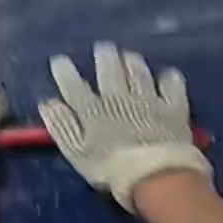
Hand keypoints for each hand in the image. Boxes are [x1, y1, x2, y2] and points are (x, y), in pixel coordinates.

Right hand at [40, 42, 211, 212]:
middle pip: (110, 73)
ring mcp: (148, 102)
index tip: (59, 60)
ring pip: (139, 76)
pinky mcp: (174, 109)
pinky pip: (172, 88)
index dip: (65, 71)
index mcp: (91, 111)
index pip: (74, 85)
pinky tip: (167, 74)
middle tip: (103, 47)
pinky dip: (169, 79)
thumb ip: (61, 125)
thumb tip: (48, 102)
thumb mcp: (74, 151)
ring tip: (129, 55)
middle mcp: (119, 100)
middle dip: (105, 58)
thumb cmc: (108, 167)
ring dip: (133, 63)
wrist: (156, 175)